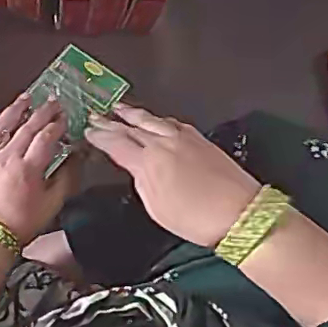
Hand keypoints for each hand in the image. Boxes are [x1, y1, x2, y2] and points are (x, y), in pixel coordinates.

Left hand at [0, 95, 75, 243]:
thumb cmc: (20, 223)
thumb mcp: (53, 203)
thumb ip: (66, 177)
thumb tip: (77, 158)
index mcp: (28, 168)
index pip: (46, 136)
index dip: (58, 125)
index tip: (65, 119)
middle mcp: (7, 157)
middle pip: (27, 126)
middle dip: (43, 111)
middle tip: (53, 102)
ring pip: (3, 124)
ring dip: (16, 108)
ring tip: (27, 98)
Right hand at [84, 103, 260, 246]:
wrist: (240, 212)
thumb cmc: (194, 219)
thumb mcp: (155, 207)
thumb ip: (140, 181)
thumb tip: (136, 167)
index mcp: (147, 161)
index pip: (116, 143)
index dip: (99, 136)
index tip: (88, 131)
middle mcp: (163, 143)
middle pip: (131, 127)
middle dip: (111, 121)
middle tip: (96, 115)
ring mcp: (183, 138)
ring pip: (151, 119)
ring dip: (133, 113)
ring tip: (120, 108)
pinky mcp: (199, 139)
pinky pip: (171, 122)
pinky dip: (157, 119)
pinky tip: (155, 120)